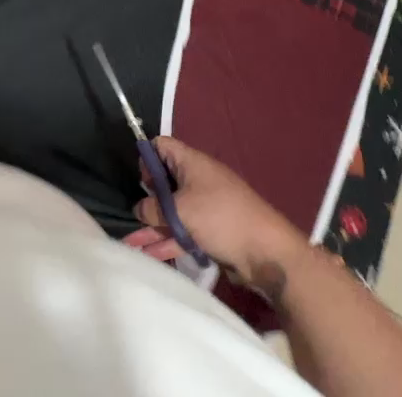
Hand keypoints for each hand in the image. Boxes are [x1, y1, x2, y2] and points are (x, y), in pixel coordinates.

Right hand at [121, 136, 309, 296]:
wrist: (268, 253)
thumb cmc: (220, 219)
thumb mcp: (179, 211)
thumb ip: (152, 209)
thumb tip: (140, 209)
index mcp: (192, 163)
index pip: (162, 146)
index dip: (147, 158)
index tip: (143, 181)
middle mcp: (199, 180)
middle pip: (166, 181)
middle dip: (148, 198)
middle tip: (137, 214)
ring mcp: (207, 206)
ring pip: (173, 211)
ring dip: (155, 225)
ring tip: (133, 244)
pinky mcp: (213, 230)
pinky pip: (185, 230)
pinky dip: (170, 240)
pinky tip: (151, 255)